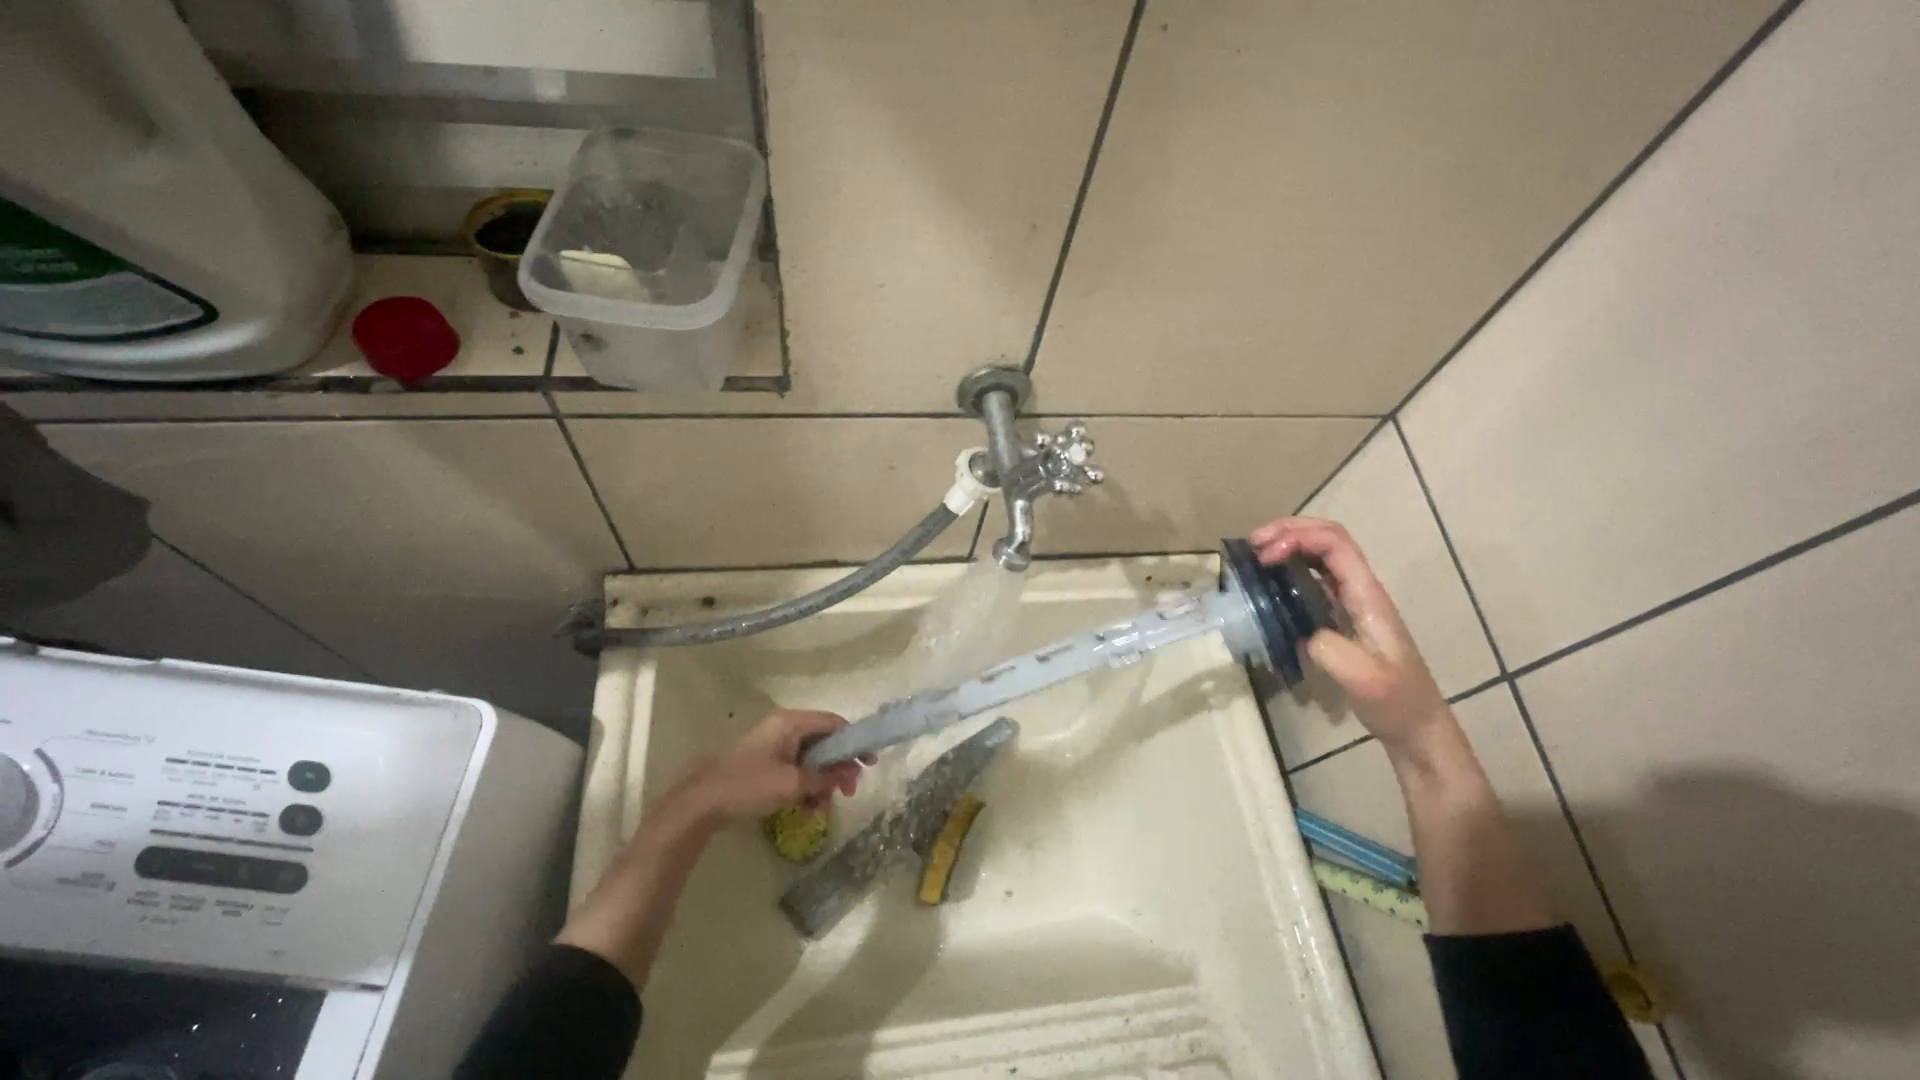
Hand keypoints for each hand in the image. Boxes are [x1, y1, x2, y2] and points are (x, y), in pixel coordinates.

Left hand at [666, 709, 865, 826]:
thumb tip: (851, 773)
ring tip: (822, 808)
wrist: (703, 803)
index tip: (869, 764)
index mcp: (791, 722)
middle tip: (849, 792)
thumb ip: (825, 777)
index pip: (834, 723)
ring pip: (812, 761)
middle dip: (838, 769)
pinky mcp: (768, 764)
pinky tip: (807, 810)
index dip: (855, 742)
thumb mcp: (793, 783)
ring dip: (822, 783)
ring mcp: (775, 746)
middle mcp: (785, 728)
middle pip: (824, 743)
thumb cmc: (749, 785)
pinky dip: (806, 788)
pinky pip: (797, 771)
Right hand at [1249, 517, 1451, 749]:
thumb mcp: (1363, 680)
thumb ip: (1332, 650)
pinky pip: (1315, 578)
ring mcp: (1353, 602)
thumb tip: (1304, 631)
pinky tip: (1270, 582)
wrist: (1417, 726)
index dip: (1296, 538)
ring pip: (1321, 554)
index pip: (1334, 544)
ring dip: (1289, 544)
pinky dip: (1290, 568)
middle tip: (1251, 544)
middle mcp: (1361, 590)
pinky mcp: (1342, 617)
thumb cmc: (1395, 702)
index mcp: (1367, 595)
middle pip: (1328, 538)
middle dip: (1289, 530)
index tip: (1264, 556)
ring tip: (1256, 555)